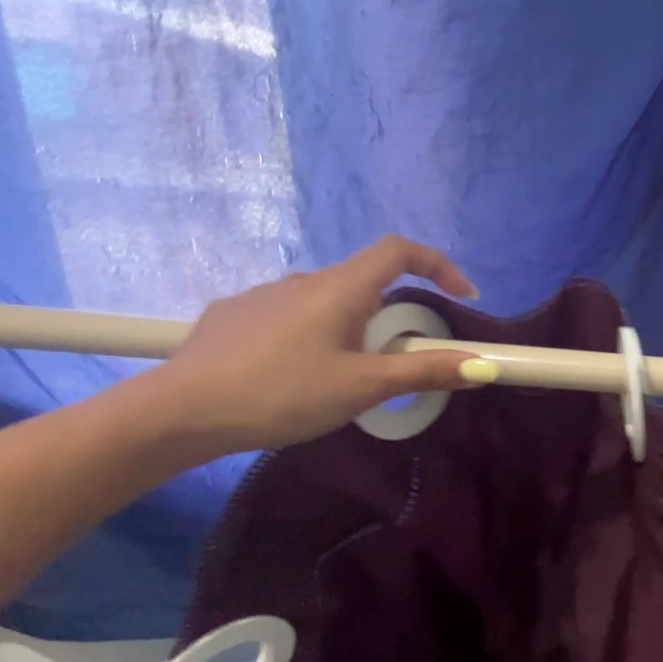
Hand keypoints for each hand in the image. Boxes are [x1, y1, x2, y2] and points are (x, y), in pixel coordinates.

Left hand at [132, 236, 479, 455]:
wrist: (180, 411)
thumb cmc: (283, 393)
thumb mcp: (364, 387)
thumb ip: (424, 372)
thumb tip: (482, 366)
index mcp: (339, 289)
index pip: (399, 250)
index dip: (438, 264)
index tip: (462, 295)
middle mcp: (301, 281)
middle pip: (363, 284)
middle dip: (390, 318)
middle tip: (394, 365)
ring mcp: (260, 296)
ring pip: (323, 303)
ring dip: (348, 330)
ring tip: (341, 380)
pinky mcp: (231, 317)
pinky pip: (287, 318)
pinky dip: (309, 338)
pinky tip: (293, 377)